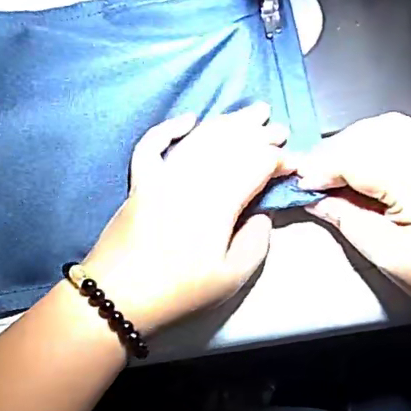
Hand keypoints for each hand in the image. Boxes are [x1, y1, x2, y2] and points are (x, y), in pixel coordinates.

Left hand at [81, 105, 291, 334]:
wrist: (117, 297)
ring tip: (250, 114)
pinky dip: (170, 128)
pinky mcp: (139, 182)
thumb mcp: (231, 278)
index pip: (256, 164)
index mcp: (218, 202)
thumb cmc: (178, 292)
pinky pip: (153, 144)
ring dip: (228, 123)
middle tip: (279, 129)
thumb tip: (261, 213)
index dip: (278, 159)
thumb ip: (256, 241)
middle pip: (230, 143)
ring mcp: (162, 176)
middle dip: (259, 133)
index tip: (293, 164)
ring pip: (199, 138)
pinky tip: (189, 119)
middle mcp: (191, 178)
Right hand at [294, 113, 410, 340]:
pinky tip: (368, 170)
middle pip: (372, 133)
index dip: (323, 169)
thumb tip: (316, 199)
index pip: (358, 158)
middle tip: (313, 180)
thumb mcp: (390, 255)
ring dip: (357, 145)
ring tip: (337, 174)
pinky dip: (380, 146)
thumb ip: (348, 220)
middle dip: (337, 152)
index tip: (299, 185)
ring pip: (390, 128)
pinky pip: (409, 136)